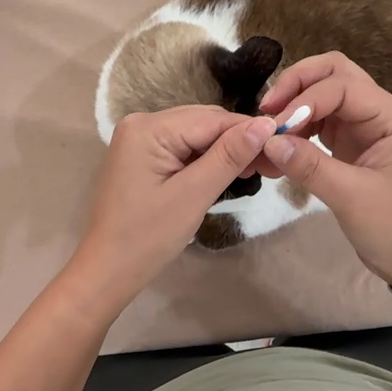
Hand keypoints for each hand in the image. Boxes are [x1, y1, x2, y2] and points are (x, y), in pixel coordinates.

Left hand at [70, 106, 275, 304]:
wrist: (108, 271)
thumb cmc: (147, 237)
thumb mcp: (193, 195)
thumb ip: (229, 156)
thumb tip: (266, 125)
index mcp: (148, 128)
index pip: (212, 119)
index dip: (250, 131)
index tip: (284, 146)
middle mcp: (141, 124)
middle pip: (204, 124)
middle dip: (239, 142)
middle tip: (274, 165)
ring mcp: (139, 142)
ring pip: (196, 138)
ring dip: (226, 153)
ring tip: (259, 172)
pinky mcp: (142, 160)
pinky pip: (182, 152)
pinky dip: (206, 163)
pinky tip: (229, 175)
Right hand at [257, 53, 391, 286]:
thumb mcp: (352, 198)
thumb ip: (310, 167)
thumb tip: (269, 143)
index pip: (342, 87)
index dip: (304, 101)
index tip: (273, 129)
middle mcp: (380, 112)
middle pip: (334, 74)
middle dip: (297, 85)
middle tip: (265, 111)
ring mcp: (365, 127)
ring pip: (324, 96)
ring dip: (294, 107)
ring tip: (267, 135)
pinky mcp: (351, 146)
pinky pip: (319, 124)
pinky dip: (297, 131)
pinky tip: (278, 150)